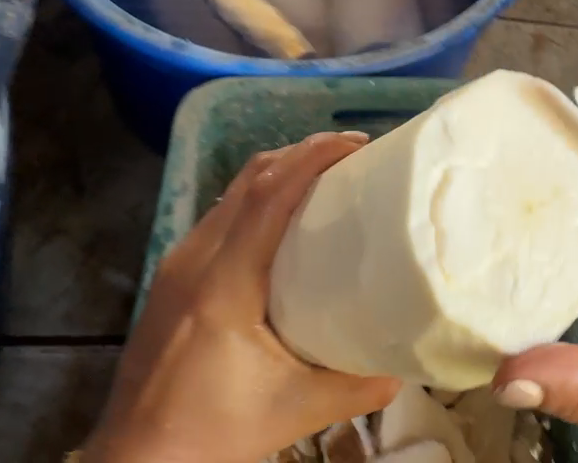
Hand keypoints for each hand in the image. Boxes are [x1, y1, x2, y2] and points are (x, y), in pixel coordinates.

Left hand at [83, 131, 400, 462]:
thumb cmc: (212, 434)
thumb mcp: (293, 411)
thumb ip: (355, 385)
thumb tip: (404, 367)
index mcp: (225, 282)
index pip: (269, 193)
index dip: (313, 156)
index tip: (358, 144)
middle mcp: (196, 259)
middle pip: (251, 178)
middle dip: (303, 153)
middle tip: (352, 156)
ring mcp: (178, 265)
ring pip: (233, 192)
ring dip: (280, 172)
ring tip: (326, 179)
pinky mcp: (172, 277)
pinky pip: (222, 215)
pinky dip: (259, 198)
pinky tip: (284, 221)